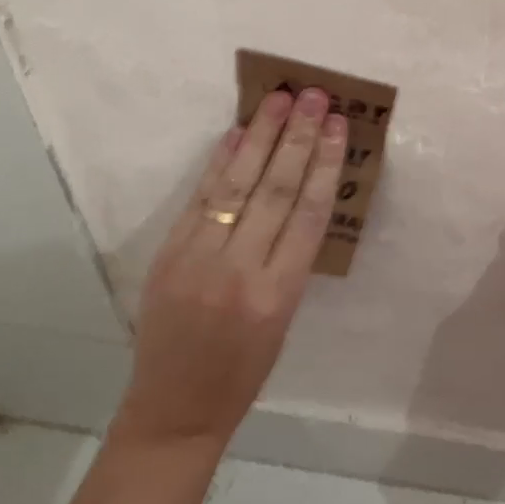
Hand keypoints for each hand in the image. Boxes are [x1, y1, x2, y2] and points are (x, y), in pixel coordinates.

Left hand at [111, 88, 348, 449]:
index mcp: (278, 293)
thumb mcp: (284, 320)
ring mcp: (198, 260)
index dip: (325, 163)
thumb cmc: (245, 371)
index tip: (337, 124)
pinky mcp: (167, 255)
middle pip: (275, 189)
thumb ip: (290, 259)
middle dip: (297, 137)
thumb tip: (298, 194)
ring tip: (279, 99)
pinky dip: (219, 164)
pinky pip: (200, 200)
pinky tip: (235, 134)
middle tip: (314, 95)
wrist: (175, 408)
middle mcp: (239, 271)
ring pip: (236, 185)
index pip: (308, 213)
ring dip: (259, 136)